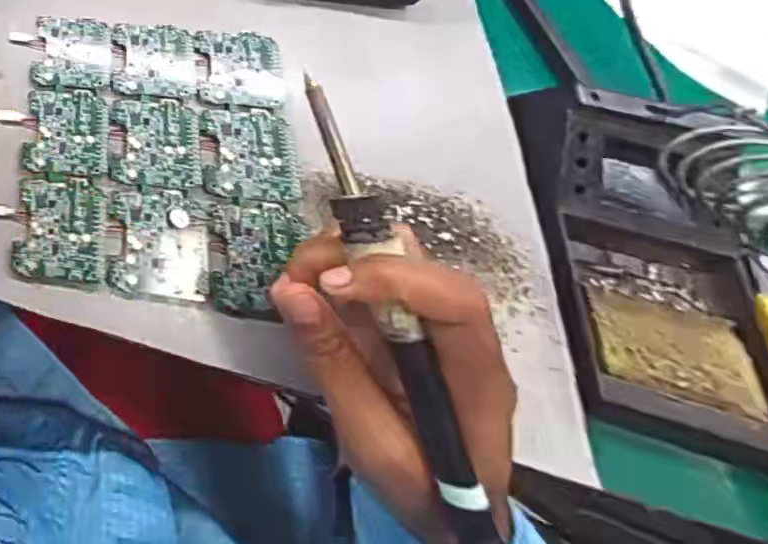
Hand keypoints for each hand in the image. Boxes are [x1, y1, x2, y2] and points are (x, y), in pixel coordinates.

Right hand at [270, 231, 515, 542]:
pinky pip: (365, 274)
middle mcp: (457, 335)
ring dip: (331, 258)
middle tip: (297, 277)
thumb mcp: (373, 442)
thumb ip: (334, 367)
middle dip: (347, 256)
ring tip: (293, 284)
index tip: (330, 284)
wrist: (445, 512)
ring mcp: (425, 322)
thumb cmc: (421, 487)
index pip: (453, 299)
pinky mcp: (395, 319)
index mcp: (475, 374)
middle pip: (414, 263)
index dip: (390, 276)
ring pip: (385, 257)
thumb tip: (292, 292)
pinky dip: (326, 270)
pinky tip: (304, 290)